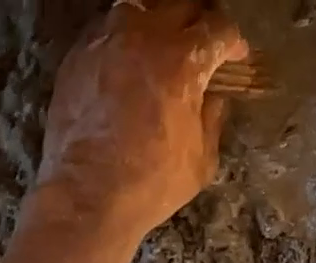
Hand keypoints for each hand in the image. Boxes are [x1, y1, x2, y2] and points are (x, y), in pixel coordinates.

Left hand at [36, 0, 247, 239]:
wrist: (89, 192)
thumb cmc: (153, 181)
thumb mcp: (201, 159)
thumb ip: (212, 120)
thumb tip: (213, 100)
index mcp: (183, 60)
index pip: (218, 30)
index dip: (233, 42)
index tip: (237, 56)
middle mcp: (144, 35)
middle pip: (181, 6)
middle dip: (200, 22)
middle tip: (206, 44)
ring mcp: (107, 39)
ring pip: (142, 8)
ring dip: (161, 22)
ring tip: (166, 45)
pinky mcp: (79, 53)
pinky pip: (110, 29)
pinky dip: (128, 38)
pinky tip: (132, 61)